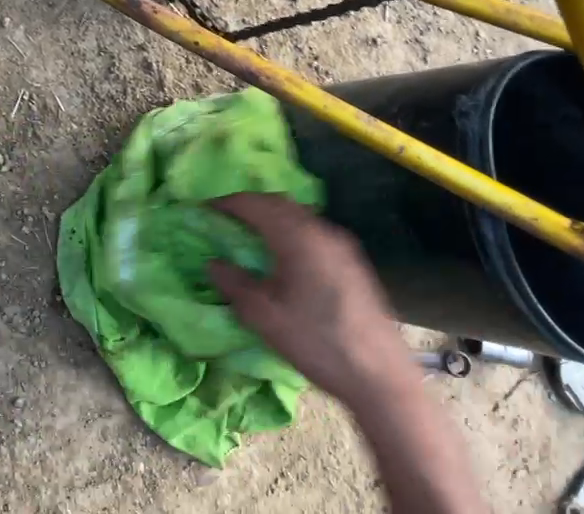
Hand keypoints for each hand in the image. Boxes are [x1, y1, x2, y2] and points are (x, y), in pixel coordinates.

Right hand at [206, 193, 411, 405]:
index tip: (202, 213)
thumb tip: (214, 263)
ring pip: (298, 216)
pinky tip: (283, 258)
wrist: (381, 380)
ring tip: (249, 238)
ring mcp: (343, 246)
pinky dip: (289, 232)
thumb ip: (232, 283)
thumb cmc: (316, 342)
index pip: (253, 203)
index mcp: (297, 237)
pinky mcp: (354, 263)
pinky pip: (313, 232)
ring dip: (270, 218)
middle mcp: (322, 231)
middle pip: (277, 203)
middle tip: (223, 222)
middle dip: (247, 207)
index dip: (224, 204)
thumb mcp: (262, 315)